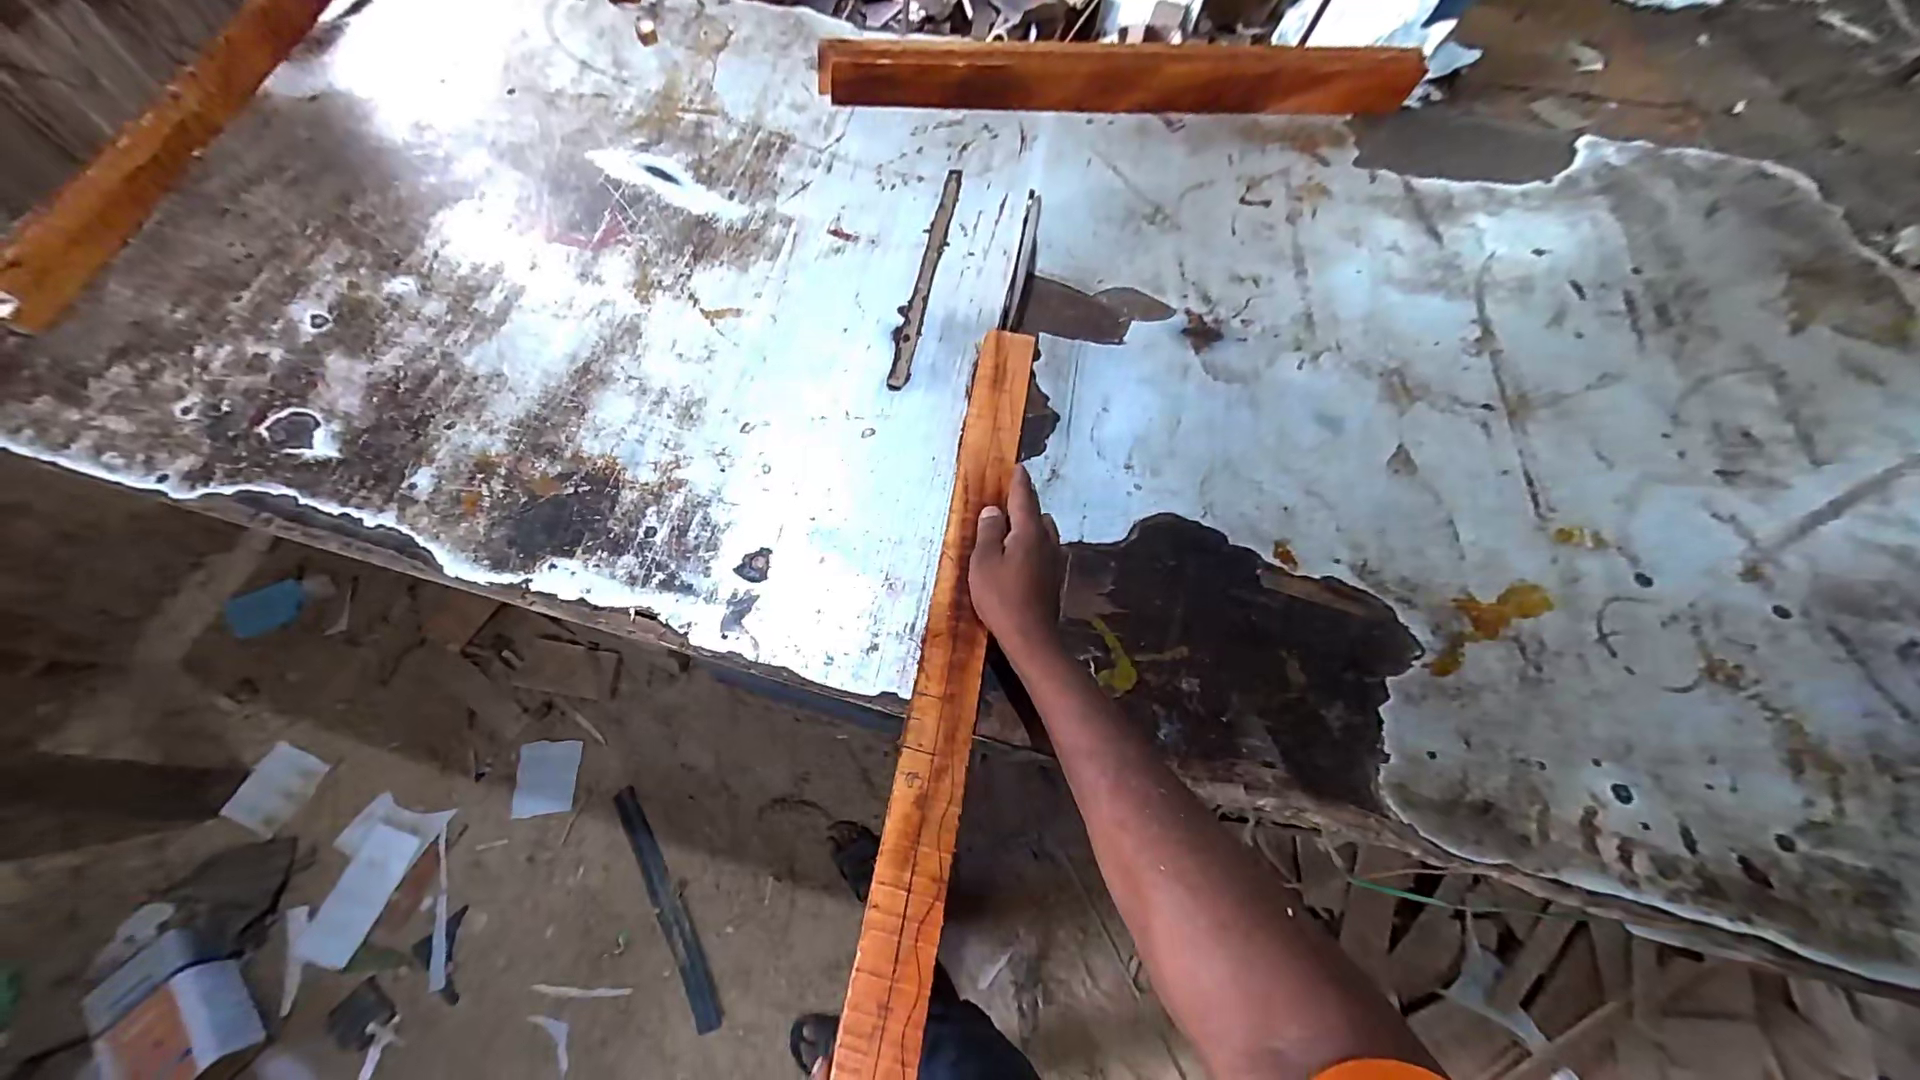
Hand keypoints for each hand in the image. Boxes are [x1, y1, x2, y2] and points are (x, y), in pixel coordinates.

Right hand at [970, 464, 1062, 649]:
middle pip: (1037, 513)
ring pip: (1044, 532)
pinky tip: (1022, 556)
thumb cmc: (1001, 597)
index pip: (1024, 497)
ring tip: (1012, 529)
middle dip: (1024, 504)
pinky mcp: (1055, 578)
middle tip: (1006, 501)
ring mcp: (1055, 560)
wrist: (1031, 637)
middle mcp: (1047, 540)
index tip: (1018, 466)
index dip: (1019, 481)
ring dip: (1030, 526)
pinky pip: (1044, 550)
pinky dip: (1033, 545)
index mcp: (1029, 531)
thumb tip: (994, 510)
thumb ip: (988, 532)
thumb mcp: (983, 562)